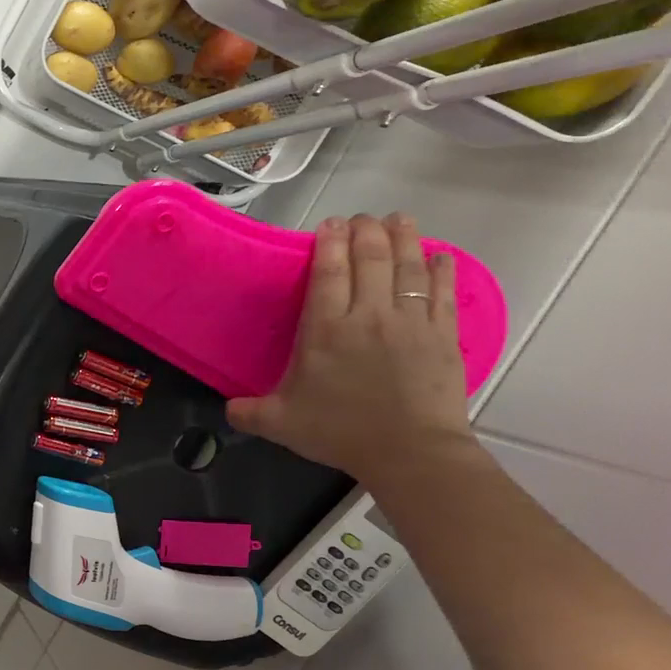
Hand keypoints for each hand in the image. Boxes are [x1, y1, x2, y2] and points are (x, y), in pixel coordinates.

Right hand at [227, 214, 474, 487]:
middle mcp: (368, 317)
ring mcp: (410, 324)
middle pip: (371, 261)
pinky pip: (443, 294)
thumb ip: (248, 411)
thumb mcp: (279, 423)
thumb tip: (227, 407)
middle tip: (362, 218)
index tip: (330, 224)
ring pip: (408, 269)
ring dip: (404, 240)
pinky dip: (441, 270)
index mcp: (325, 331)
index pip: (328, 274)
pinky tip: (439, 256)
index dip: (329, 244)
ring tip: (399, 219)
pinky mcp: (443, 337)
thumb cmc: (340, 432)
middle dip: (366, 233)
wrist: (411, 452)